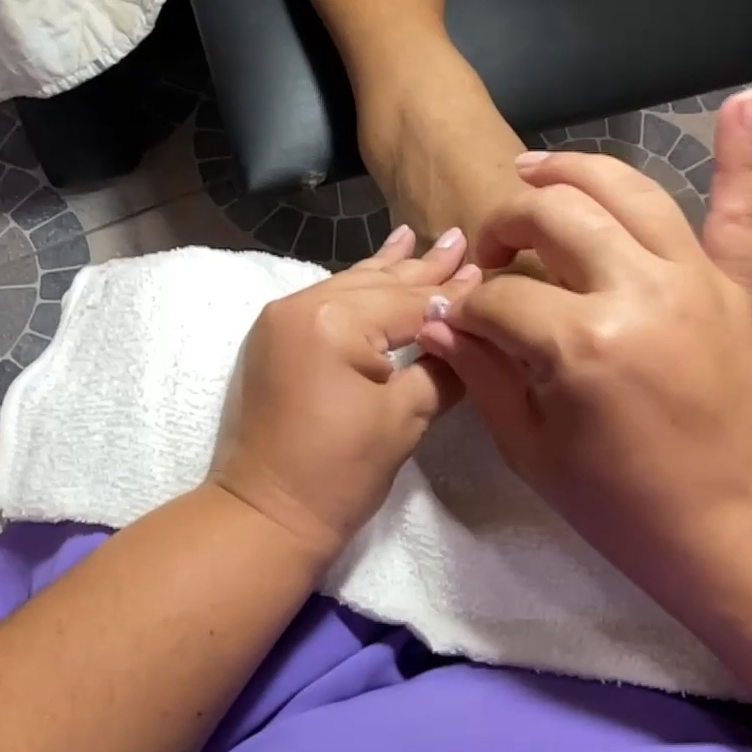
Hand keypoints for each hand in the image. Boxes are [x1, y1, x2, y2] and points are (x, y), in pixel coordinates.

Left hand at [212, 225, 481, 560]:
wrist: (264, 514)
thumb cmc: (338, 474)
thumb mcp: (404, 418)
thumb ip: (442, 366)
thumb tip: (468, 331)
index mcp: (334, 321)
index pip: (409, 302)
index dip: (452, 294)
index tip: (488, 271)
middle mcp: (302, 305)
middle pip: (377, 284)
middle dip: (422, 268)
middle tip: (460, 239)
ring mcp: (281, 318)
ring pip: (349, 287)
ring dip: (387, 269)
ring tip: (415, 237)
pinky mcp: (273, 336)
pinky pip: (325, 302)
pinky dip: (356, 288)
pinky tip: (374, 266)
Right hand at [419, 91, 751, 605]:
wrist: (741, 541)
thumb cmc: (622, 508)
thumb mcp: (530, 448)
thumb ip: (481, 370)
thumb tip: (438, 317)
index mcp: (580, 341)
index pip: (499, 292)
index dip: (471, 306)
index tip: (464, 325)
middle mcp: (638, 290)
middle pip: (552, 216)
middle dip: (505, 221)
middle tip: (491, 249)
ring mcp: (697, 281)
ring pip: (628, 190)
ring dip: (573, 171)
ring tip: (535, 172)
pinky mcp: (738, 290)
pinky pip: (742, 214)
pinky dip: (742, 156)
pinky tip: (743, 101)